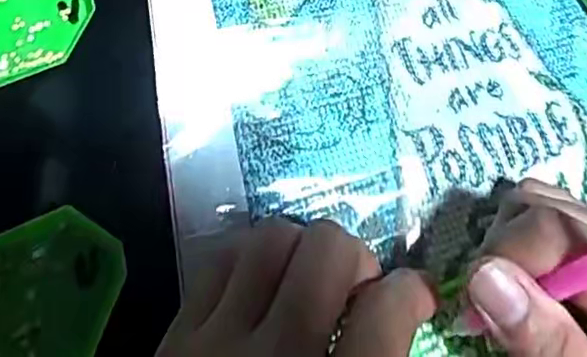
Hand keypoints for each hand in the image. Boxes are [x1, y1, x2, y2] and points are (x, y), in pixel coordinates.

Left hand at [157, 218, 435, 356]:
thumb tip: (401, 320)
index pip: (383, 315)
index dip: (410, 293)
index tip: (415, 296)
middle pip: (326, 252)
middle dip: (355, 259)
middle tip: (359, 293)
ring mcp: (214, 349)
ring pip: (272, 239)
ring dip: (302, 251)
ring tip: (309, 285)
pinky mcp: (171, 344)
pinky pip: (221, 261)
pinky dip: (250, 260)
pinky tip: (263, 290)